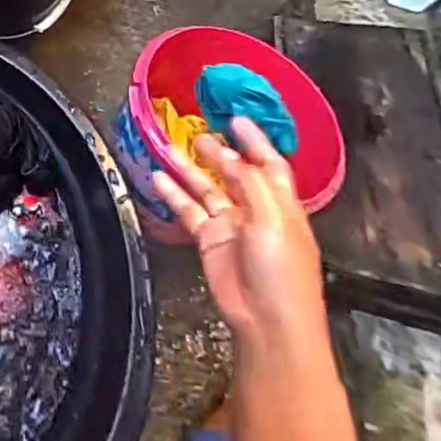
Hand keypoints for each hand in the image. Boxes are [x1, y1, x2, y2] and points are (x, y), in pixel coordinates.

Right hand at [152, 116, 326, 348]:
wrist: (267, 321)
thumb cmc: (282, 274)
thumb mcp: (273, 219)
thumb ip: (250, 183)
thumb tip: (230, 156)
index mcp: (281, 205)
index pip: (269, 163)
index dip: (255, 140)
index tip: (236, 118)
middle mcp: (256, 210)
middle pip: (234, 173)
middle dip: (218, 151)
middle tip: (198, 131)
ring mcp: (231, 225)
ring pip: (206, 188)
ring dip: (188, 167)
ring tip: (169, 146)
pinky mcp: (210, 239)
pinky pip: (188, 209)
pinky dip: (173, 193)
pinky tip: (158, 178)